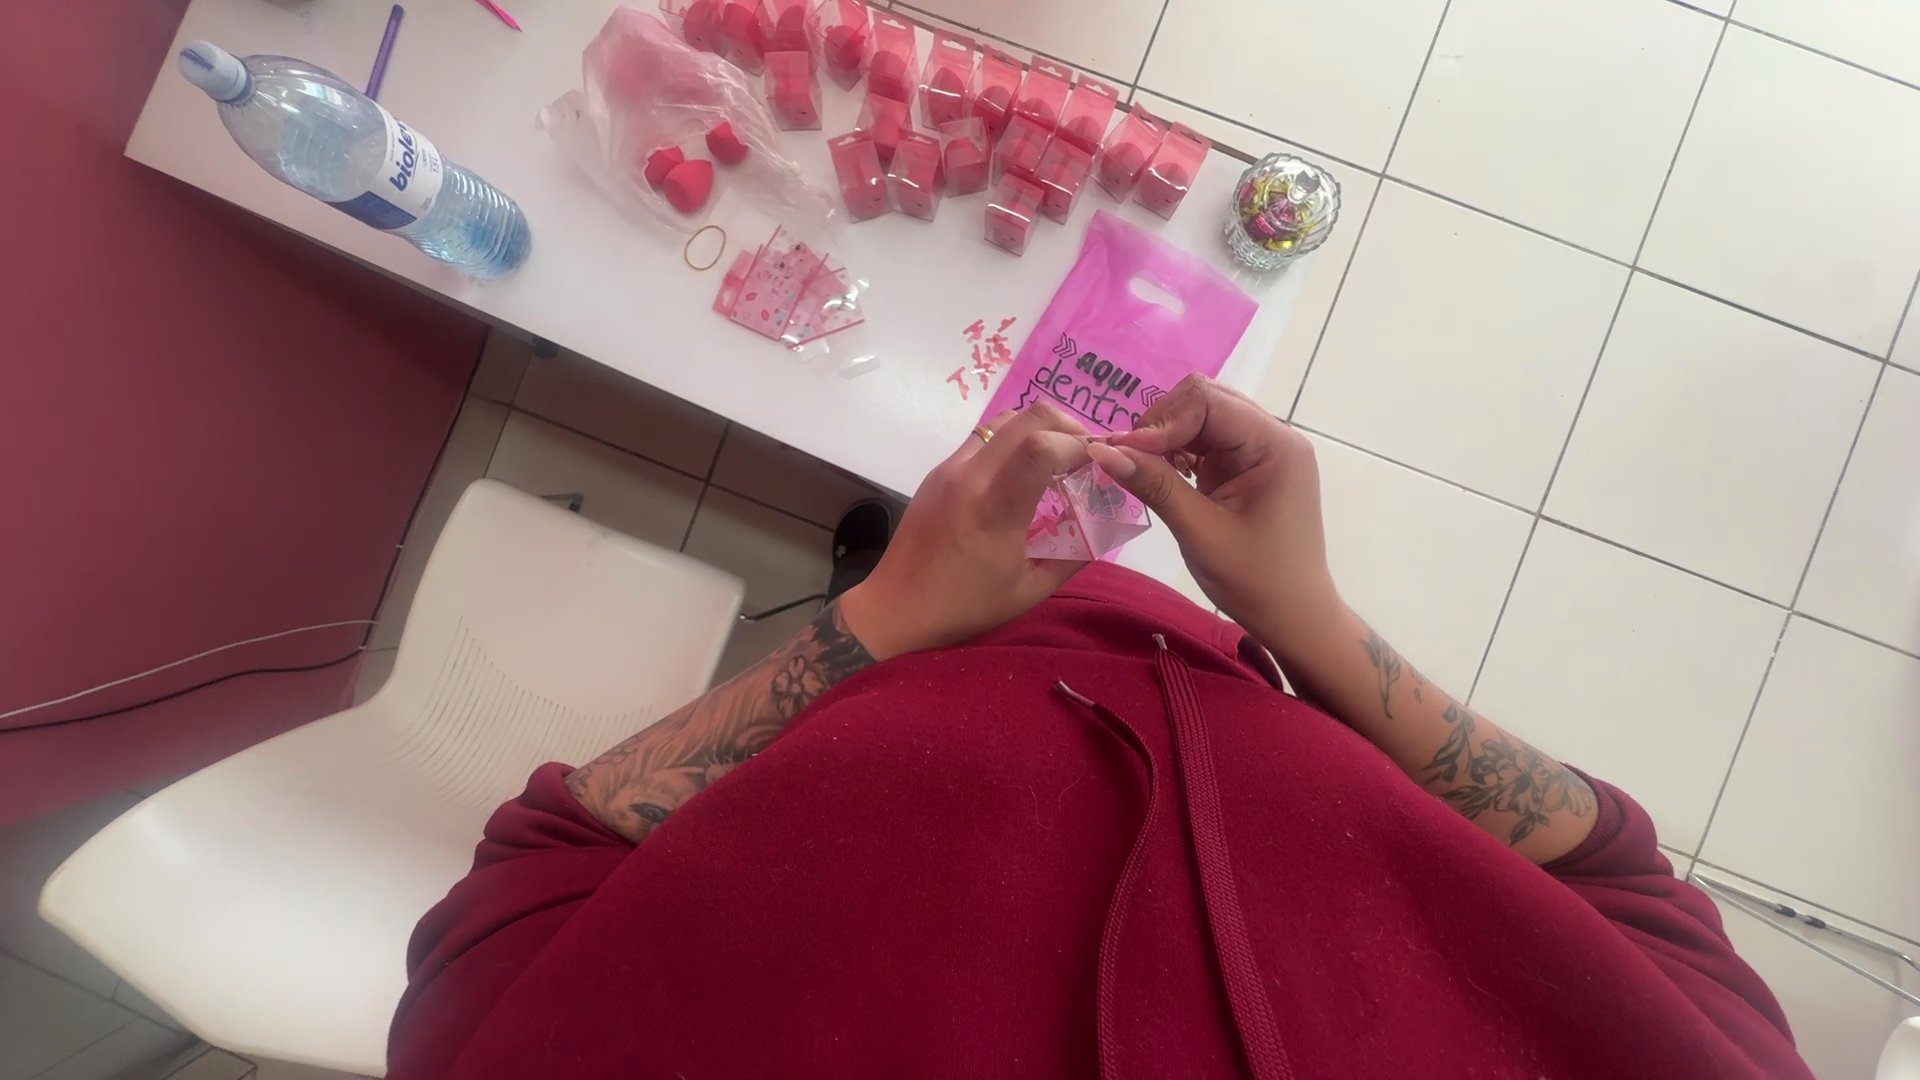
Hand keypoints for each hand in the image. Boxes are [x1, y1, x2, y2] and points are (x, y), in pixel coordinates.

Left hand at [838, 402, 1091, 659]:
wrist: (897, 608)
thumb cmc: (965, 607)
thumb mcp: (1030, 591)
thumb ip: (1073, 554)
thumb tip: (1103, 523)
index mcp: (994, 510)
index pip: (1040, 446)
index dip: (1078, 445)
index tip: (1096, 465)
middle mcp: (969, 477)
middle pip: (1027, 416)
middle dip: (1067, 427)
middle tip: (1084, 455)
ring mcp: (949, 469)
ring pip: (1003, 419)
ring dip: (1037, 429)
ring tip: (1055, 460)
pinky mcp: (938, 471)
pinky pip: (983, 438)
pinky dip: (1012, 442)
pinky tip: (1021, 474)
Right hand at [1085, 374, 1342, 659]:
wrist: (1293, 616)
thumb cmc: (1254, 580)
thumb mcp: (1199, 533)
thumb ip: (1154, 485)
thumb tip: (1101, 451)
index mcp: (1274, 445)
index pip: (1207, 401)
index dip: (1161, 422)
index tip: (1124, 455)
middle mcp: (1271, 436)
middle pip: (1203, 400)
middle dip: (1159, 425)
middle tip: (1127, 461)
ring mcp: (1258, 450)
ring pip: (1199, 418)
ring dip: (1164, 438)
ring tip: (1138, 469)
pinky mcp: (1244, 466)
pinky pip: (1203, 442)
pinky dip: (1174, 452)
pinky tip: (1157, 475)